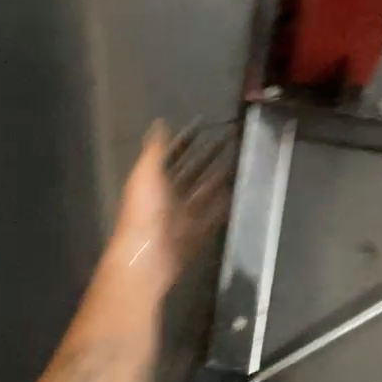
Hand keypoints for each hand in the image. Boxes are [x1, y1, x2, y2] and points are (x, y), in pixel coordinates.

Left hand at [110, 120, 233, 288]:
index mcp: (153, 181)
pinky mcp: (194, 235)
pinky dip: (222, 206)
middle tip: (229, 140)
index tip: (205, 126)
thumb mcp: (145, 174)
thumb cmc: (143, 212)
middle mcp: (167, 197)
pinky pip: (211, 217)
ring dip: (218, 178)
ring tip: (239, 162)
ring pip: (203, 193)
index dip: (186, 140)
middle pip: (191, 172)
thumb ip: (154, 150)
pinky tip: (236, 193)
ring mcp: (181, 217)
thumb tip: (159, 122)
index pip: (172, 155)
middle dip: (208, 156)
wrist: (146, 259)